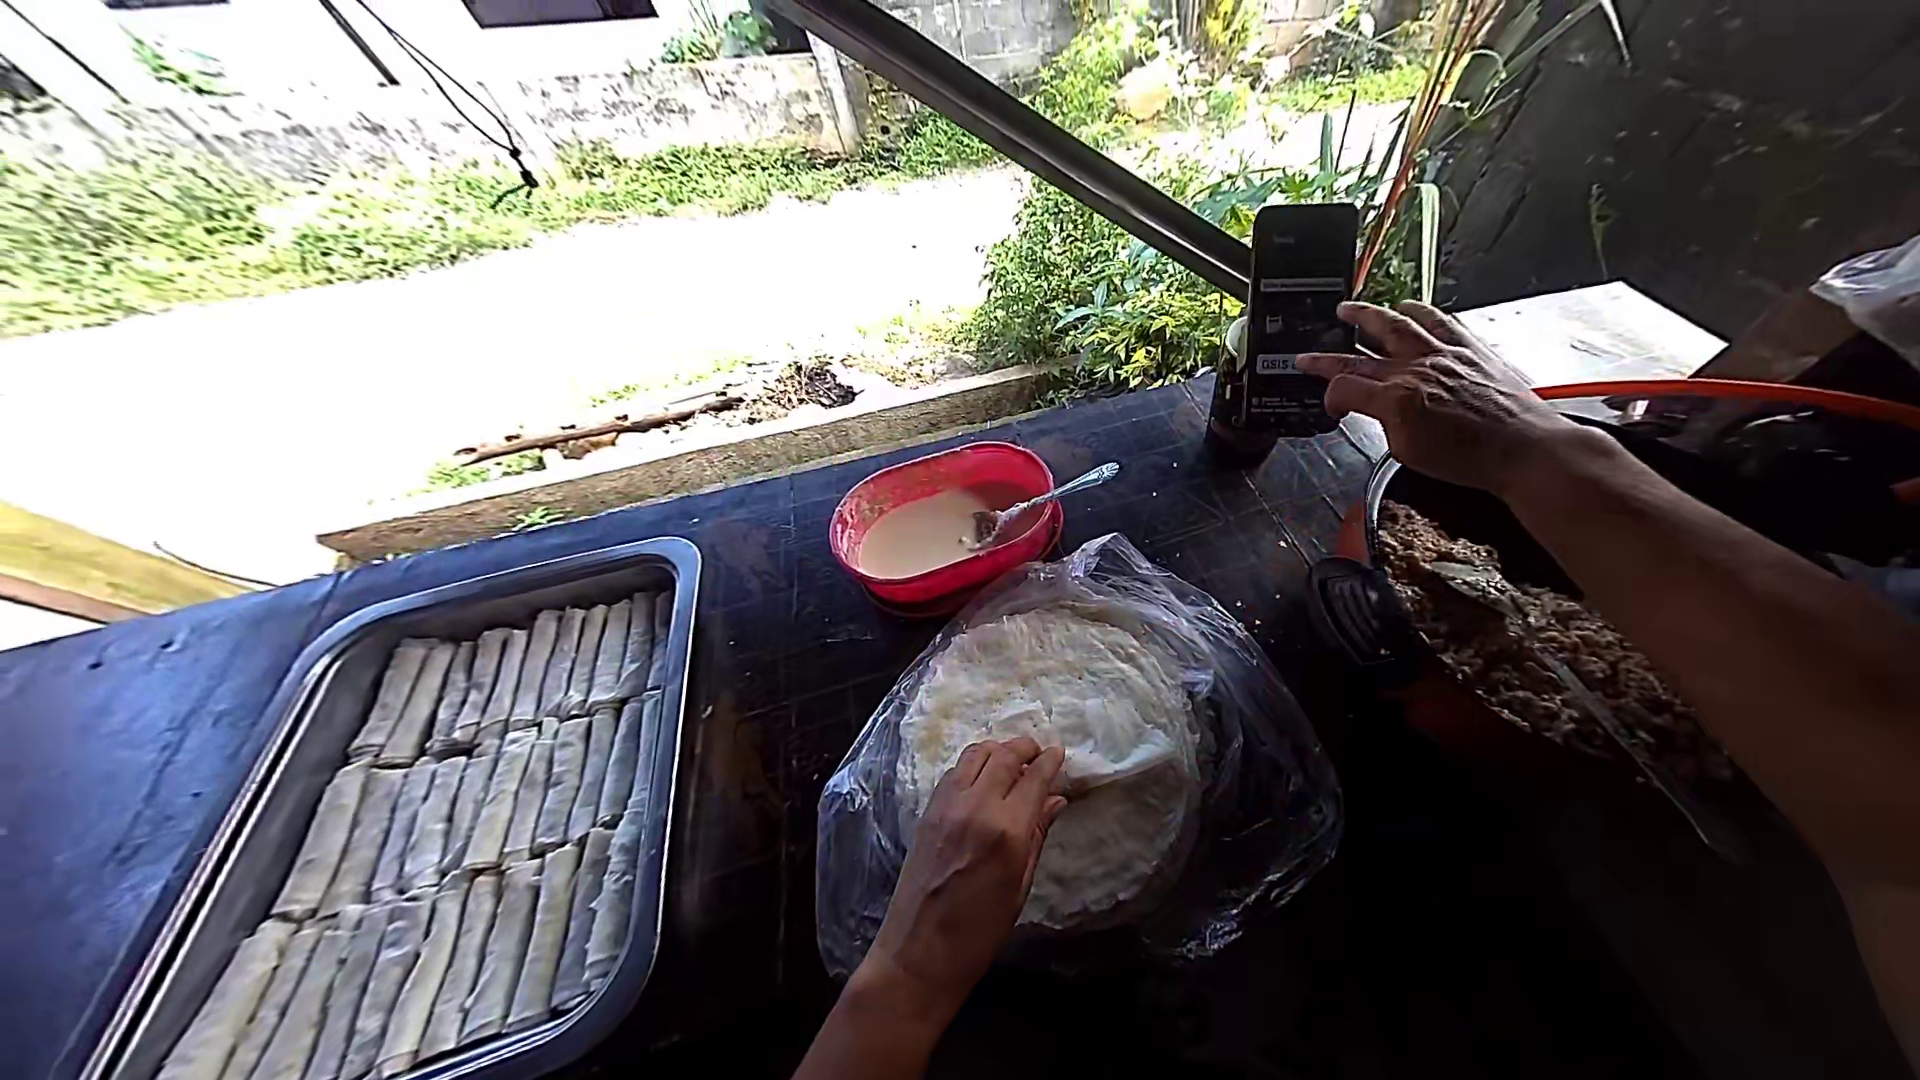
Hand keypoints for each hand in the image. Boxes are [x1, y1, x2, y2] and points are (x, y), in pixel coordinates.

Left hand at [859, 737, 1067, 1025]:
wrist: (918, 951)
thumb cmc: (980, 931)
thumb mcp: (1020, 886)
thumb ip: (1037, 835)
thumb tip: (1056, 800)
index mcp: (1006, 831)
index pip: (1034, 778)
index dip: (1050, 761)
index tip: (1059, 752)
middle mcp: (977, 806)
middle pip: (1005, 755)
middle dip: (1026, 747)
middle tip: (1039, 751)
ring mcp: (948, 803)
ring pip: (976, 753)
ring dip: (998, 749)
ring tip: (1012, 759)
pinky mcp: (929, 807)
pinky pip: (955, 770)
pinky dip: (974, 763)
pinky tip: (983, 777)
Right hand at [1298, 300, 1590, 496]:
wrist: (1523, 450)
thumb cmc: (1470, 457)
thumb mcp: (1405, 450)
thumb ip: (1382, 421)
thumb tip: (1373, 408)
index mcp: (1395, 399)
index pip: (1343, 388)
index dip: (1329, 399)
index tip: (1333, 410)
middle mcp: (1417, 369)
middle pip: (1358, 355)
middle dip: (1326, 356)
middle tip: (1309, 354)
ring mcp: (1444, 355)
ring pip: (1397, 324)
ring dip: (1367, 316)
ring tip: (1350, 310)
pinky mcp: (1470, 349)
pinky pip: (1440, 319)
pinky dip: (1419, 311)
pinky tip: (1409, 307)